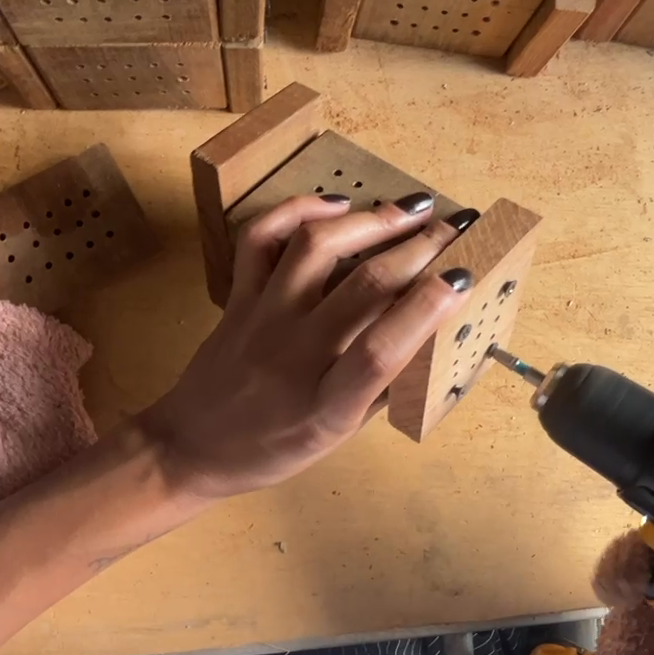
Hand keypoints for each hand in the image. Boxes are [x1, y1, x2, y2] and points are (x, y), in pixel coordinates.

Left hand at [139, 192, 478, 498]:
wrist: (190, 447)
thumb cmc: (270, 450)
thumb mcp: (333, 440)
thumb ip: (375, 390)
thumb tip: (423, 335)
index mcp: (325, 407)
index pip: (382, 352)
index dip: (427, 308)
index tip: (463, 276)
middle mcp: (294, 356)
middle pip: (362, 288)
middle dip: (418, 249)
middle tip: (455, 229)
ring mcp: (260, 320)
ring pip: (315, 249)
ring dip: (370, 220)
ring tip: (410, 209)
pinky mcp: (236, 299)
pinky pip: (261, 239)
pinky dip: (298, 210)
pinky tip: (337, 204)